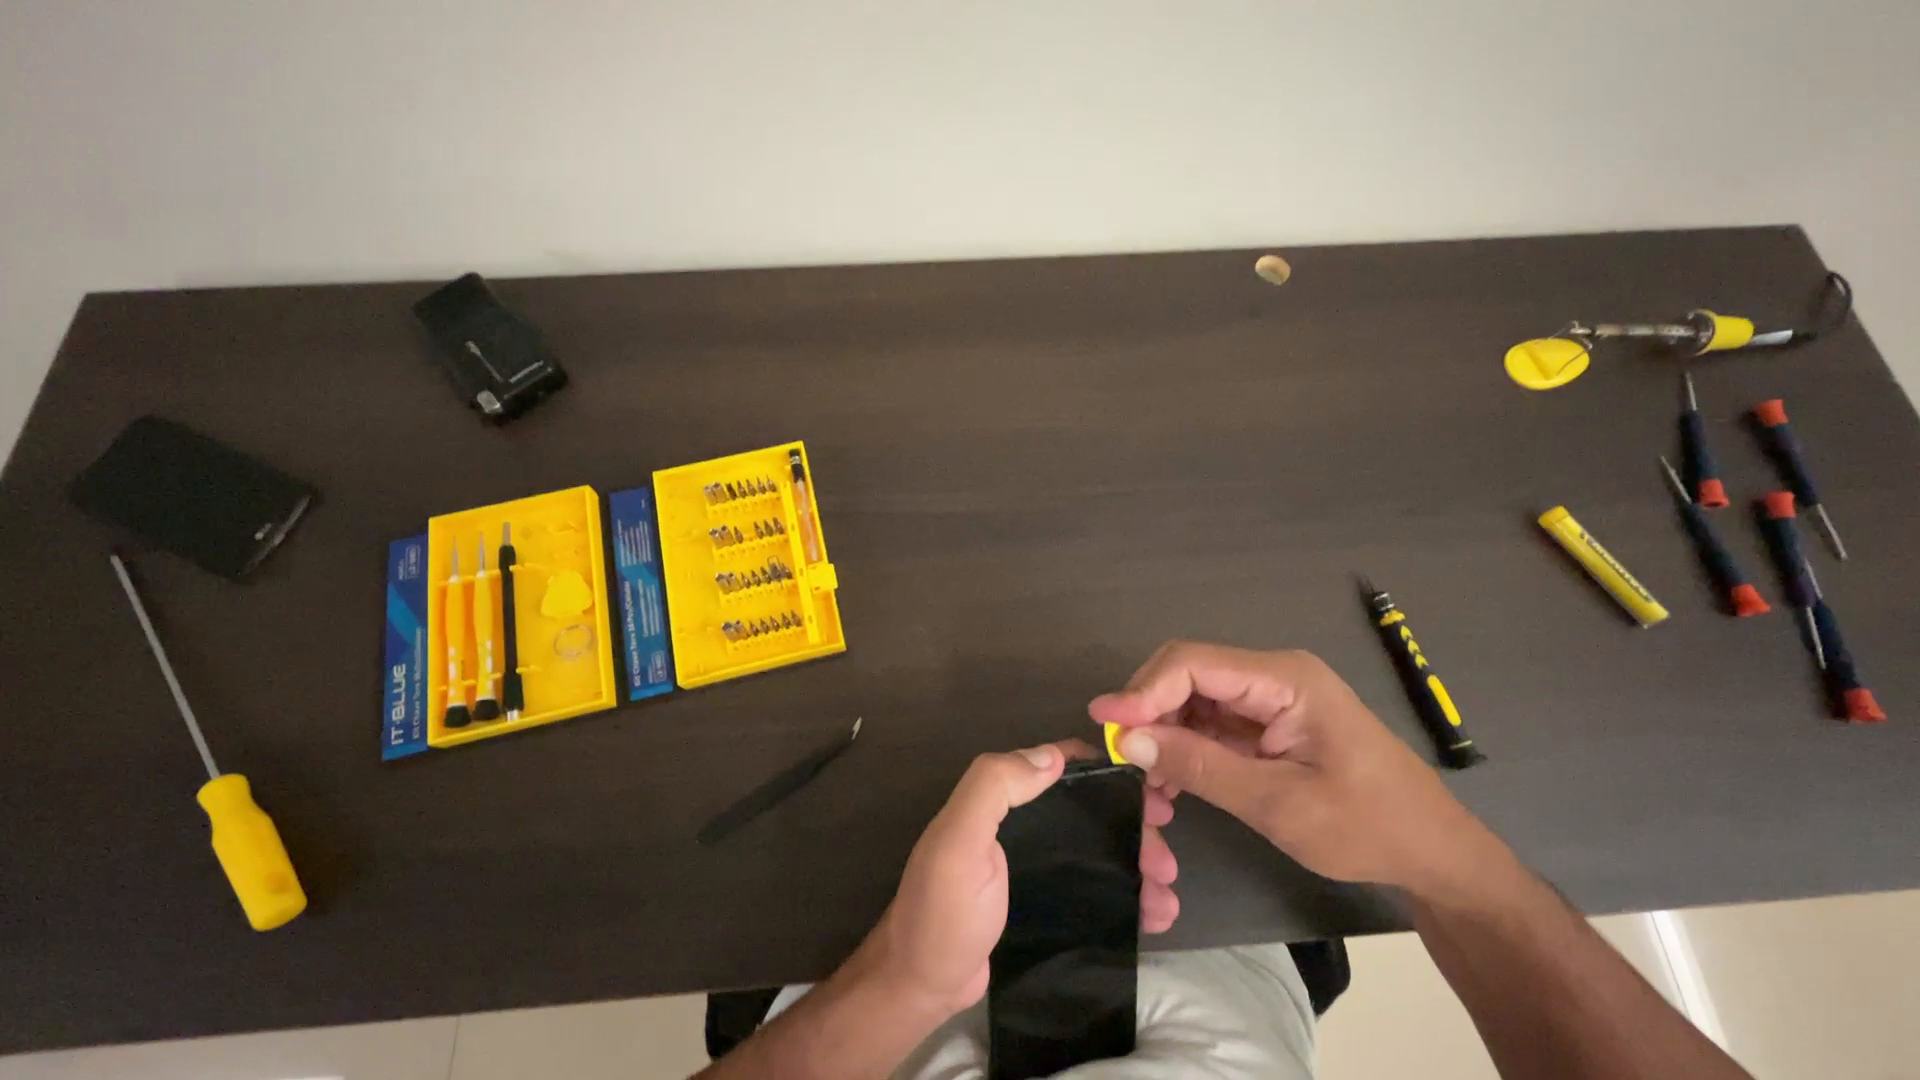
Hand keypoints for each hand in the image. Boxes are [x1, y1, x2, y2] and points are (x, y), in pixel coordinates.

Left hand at [858, 741, 1179, 1019]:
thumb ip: (994, 787)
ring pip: (1097, 849)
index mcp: (999, 799)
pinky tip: (1154, 917)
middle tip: (1167, 860)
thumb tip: (1052, 754)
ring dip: (1136, 865)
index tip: (1152, 794)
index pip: (1059, 765)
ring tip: (1168, 897)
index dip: (1108, 774)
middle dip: (1133, 828)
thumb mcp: (959, 840)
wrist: (924, 984)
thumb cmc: (943, 910)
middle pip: (1089, 811)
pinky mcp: (1043, 899)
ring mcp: (1032, 862)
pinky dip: (1126, 896)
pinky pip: (1094, 886)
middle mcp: (1018, 823)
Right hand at [1088, 642, 1503, 900]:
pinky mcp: (1267, 725)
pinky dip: (1183, 749)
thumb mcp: (1278, 803)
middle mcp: (1273, 676)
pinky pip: (1209, 724)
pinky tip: (1169, 782)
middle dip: (1147, 712)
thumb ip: (1200, 766)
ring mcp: (1270, 700)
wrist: (1432, 852)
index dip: (1141, 690)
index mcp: (1284, 678)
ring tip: (1144, 782)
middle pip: (1187, 674)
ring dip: (1162, 735)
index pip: (1191, 663)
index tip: (1102, 726)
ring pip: (1192, 700)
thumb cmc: (1367, 825)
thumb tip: (1128, 740)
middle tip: (1119, 758)